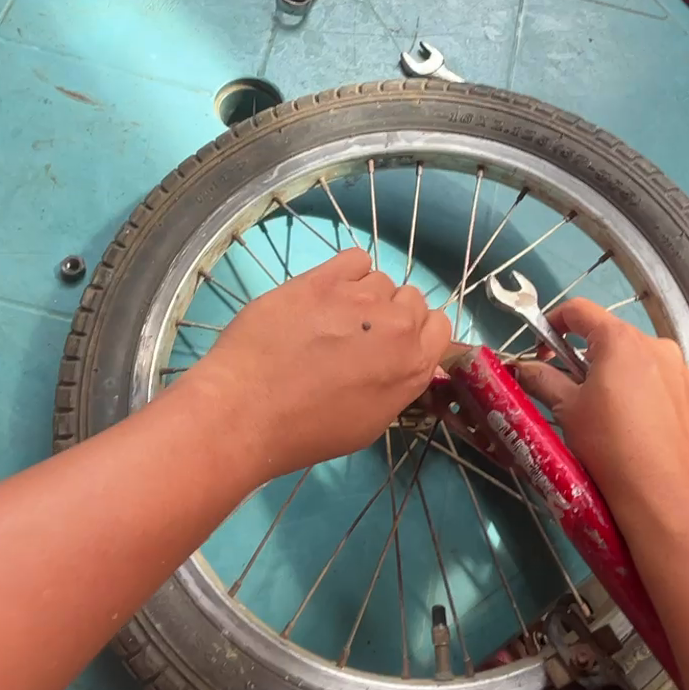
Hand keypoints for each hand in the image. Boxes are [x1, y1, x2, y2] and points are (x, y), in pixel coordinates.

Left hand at [181, 248, 450, 479]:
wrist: (248, 411)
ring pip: (379, 280)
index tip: (391, 342)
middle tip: (355, 334)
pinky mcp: (324, 279)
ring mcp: (361, 298)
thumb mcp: (371, 422)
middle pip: (411, 299)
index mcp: (414, 366)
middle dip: (389, 313)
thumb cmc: (308, 430)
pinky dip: (345, 272)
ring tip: (328, 318)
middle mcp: (398, 327)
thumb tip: (395, 361)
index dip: (416, 331)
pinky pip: (354, 259)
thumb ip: (397, 383)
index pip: (440, 325)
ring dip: (362, 295)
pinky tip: (323, 293)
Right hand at [514, 299, 688, 520]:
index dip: (553, 323)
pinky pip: (670, 394)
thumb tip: (523, 368)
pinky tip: (644, 437)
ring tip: (612, 421)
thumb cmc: (611, 449)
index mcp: (622, 341)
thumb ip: (542, 380)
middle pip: (615, 341)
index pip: (579, 310)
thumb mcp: (567, 412)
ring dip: (623, 382)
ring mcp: (688, 378)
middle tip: (574, 395)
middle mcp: (660, 349)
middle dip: (591, 361)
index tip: (543, 350)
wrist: (671, 503)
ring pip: (645, 368)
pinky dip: (652, 405)